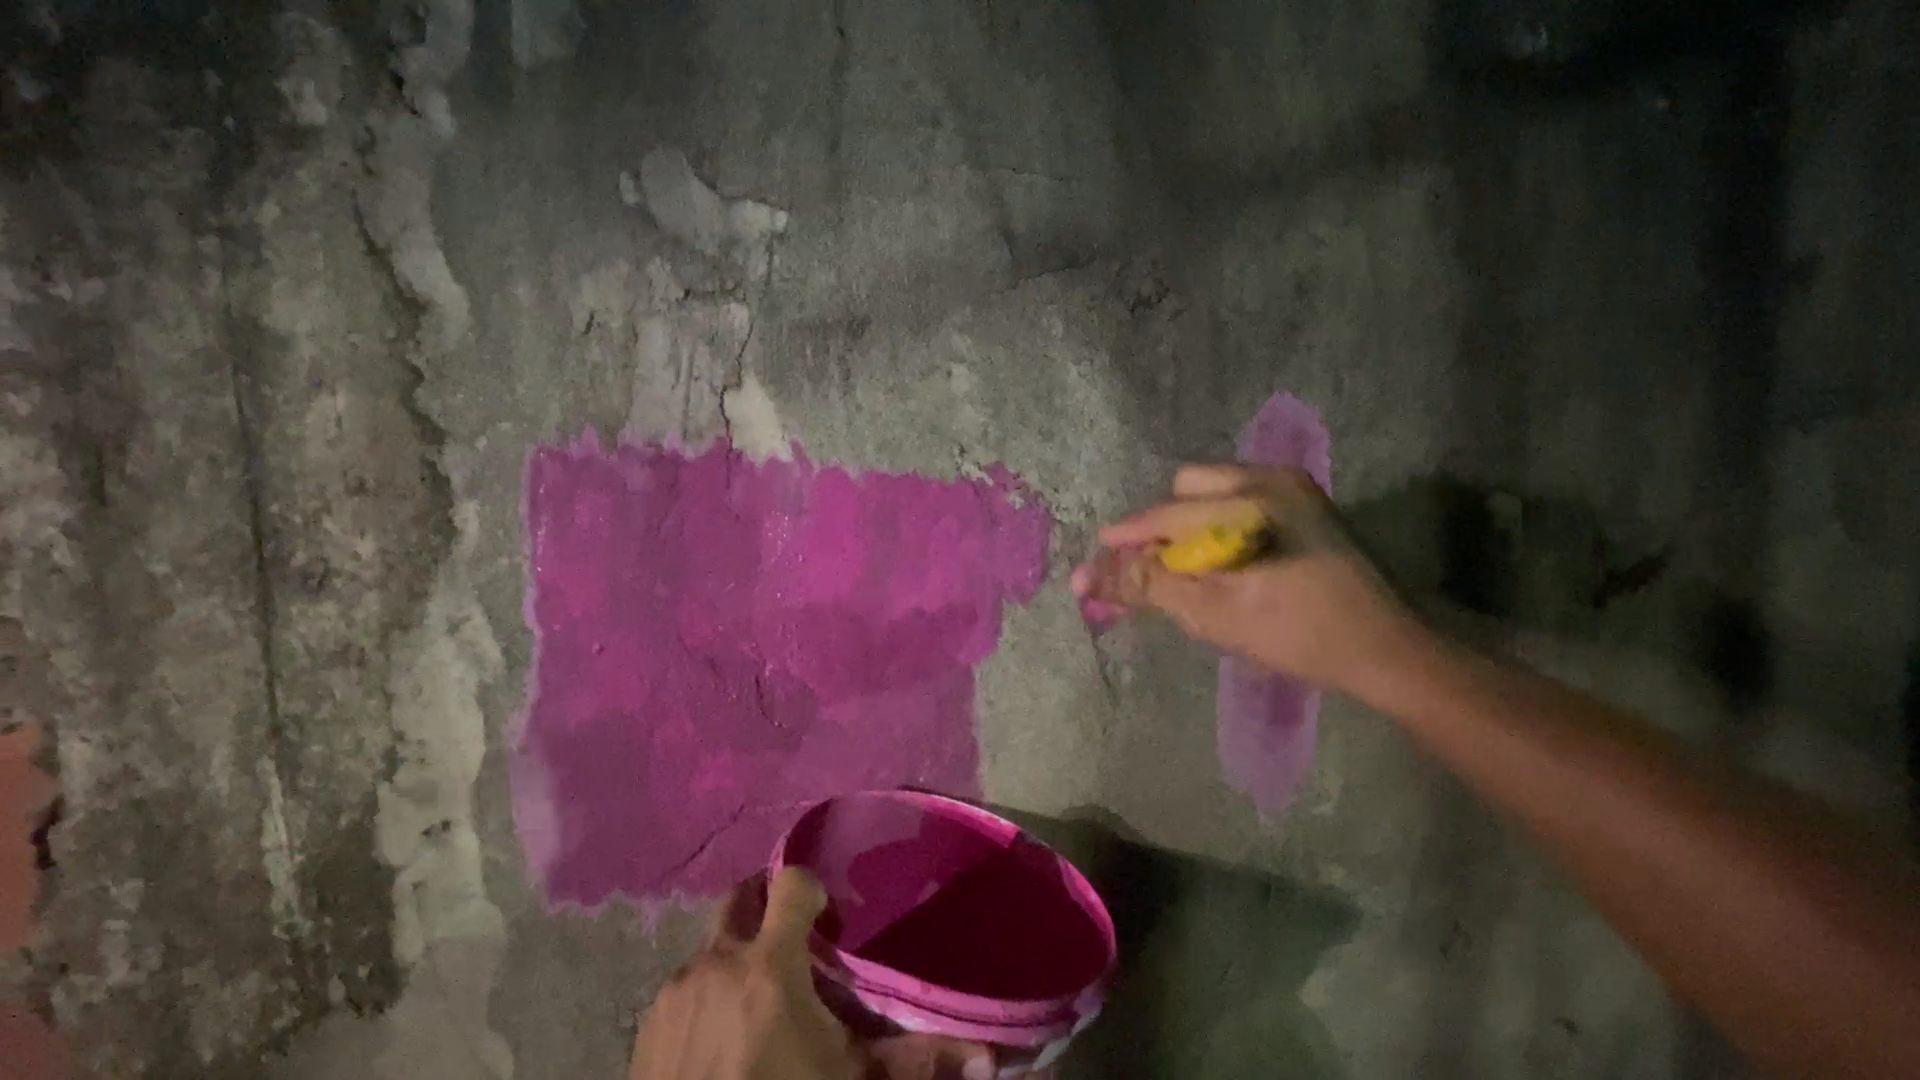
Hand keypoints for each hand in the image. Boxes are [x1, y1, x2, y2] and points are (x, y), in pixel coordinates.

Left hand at [629, 868, 994, 1079]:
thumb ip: (914, 1061)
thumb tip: (990, 1059)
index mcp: (769, 966)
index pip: (790, 883)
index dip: (811, 890)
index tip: (828, 922)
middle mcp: (716, 963)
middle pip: (738, 898)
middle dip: (765, 906)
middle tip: (792, 942)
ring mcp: (674, 991)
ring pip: (709, 948)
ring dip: (734, 959)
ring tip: (756, 1006)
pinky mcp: (645, 1026)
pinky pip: (681, 988)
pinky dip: (704, 997)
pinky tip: (718, 1042)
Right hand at [1072, 464, 1421, 693]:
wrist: (1387, 646)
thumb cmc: (1297, 635)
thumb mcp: (1213, 614)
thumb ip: (1147, 586)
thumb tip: (1084, 576)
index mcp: (1249, 501)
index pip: (1164, 515)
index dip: (1125, 540)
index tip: (1092, 567)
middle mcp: (1270, 478)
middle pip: (1186, 490)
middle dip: (1160, 529)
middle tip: (1152, 574)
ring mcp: (1292, 486)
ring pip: (1211, 491)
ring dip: (1187, 525)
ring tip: (1187, 572)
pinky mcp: (1306, 502)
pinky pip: (1238, 499)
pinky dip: (1216, 525)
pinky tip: (1223, 563)